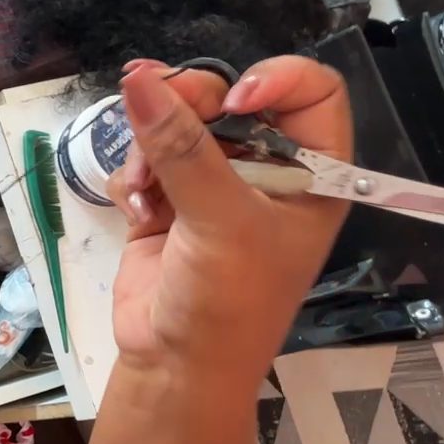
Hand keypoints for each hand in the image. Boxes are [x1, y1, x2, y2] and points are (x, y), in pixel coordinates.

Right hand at [103, 55, 352, 379]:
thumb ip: (180, 148)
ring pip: (174, 132)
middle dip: (186, 109)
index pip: (308, 92)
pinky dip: (132, 183)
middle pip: (226, 103)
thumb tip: (139, 81)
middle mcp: (262, 172)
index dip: (273, 81)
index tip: (230, 102)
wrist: (175, 363)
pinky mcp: (162, 208)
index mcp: (311, 170)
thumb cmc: (227, 299)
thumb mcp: (219, 220)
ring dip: (149, 153)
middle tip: (152, 116)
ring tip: (142, 190)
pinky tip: (135, 212)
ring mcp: (208, 190)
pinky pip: (142, 168)